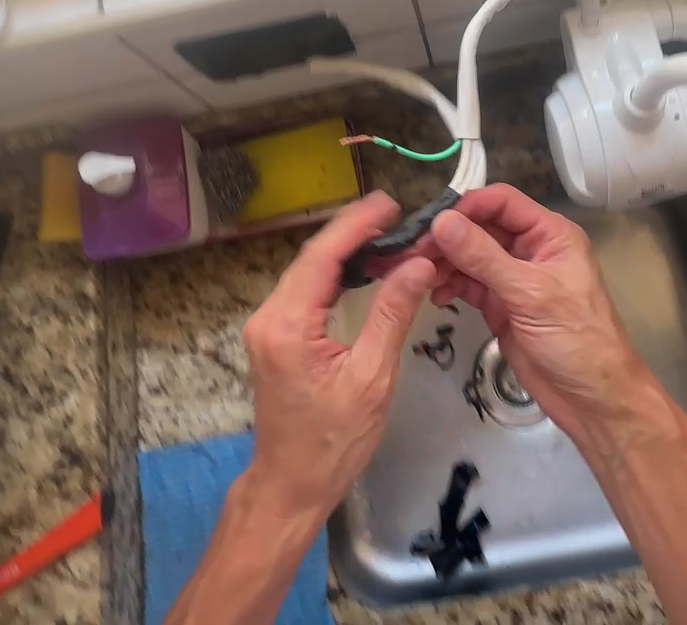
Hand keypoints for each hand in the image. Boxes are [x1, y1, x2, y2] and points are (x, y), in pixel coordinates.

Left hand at [239, 192, 436, 521]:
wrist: (290, 485)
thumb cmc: (333, 441)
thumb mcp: (372, 379)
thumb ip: (393, 315)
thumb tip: (418, 264)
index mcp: (288, 324)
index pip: (323, 256)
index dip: (356, 223)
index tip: (389, 202)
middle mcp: (269, 315)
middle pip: (313, 257)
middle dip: (354, 231)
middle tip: (397, 214)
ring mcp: (267, 324)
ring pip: (309, 271)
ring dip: (346, 250)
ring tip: (388, 233)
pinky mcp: (275, 334)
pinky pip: (306, 289)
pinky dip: (336, 273)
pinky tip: (364, 267)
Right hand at [424, 186, 663, 447]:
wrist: (594, 401)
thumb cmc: (576, 340)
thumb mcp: (529, 293)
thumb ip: (483, 257)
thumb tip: (442, 222)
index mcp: (550, 234)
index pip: (502, 203)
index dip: (467, 207)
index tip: (433, 222)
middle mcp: (530, 249)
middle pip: (481, 228)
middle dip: (448, 237)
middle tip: (413, 251)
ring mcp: (514, 278)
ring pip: (470, 256)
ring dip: (444, 262)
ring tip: (418, 274)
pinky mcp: (500, 305)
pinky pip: (469, 284)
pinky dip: (451, 285)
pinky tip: (436, 294)